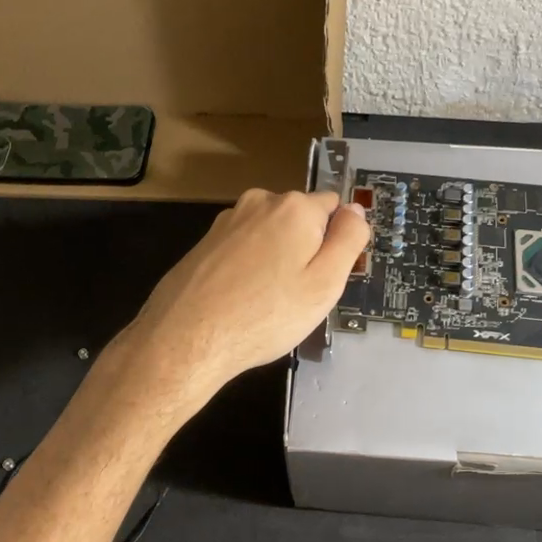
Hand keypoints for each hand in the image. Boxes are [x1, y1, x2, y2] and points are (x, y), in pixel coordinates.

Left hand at [99, 189, 369, 428]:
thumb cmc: (265, 315)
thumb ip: (348, 240)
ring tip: (269, 302)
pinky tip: (243, 300)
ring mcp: (228, 221)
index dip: (338, 241)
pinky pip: (244, 247)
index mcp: (295, 207)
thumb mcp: (325, 284)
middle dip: (306, 249)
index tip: (328, 276)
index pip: (335, 207)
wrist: (186, 339)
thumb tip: (356, 209)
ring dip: (277, 259)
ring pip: (271, 234)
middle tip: (300, 294)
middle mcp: (260, 202)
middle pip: (301, 219)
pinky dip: (250, 268)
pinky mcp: (206, 242)